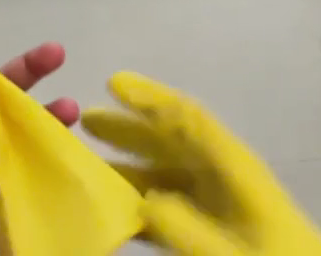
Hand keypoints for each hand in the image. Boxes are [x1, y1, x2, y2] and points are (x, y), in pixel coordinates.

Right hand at [82, 73, 320, 255]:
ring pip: (167, 175)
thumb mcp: (235, 254)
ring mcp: (222, 206)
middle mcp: (225, 177)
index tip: (112, 82)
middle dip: (129, 127)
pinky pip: (173, 209)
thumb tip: (144, 201)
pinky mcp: (218, 235)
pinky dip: (143, 204)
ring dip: (129, 166)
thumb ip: (189, 229)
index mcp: (235, 167)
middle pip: (171, 141)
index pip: (188, 119)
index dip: (150, 97)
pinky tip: (118, 210)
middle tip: (85, 118)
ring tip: (90, 161)